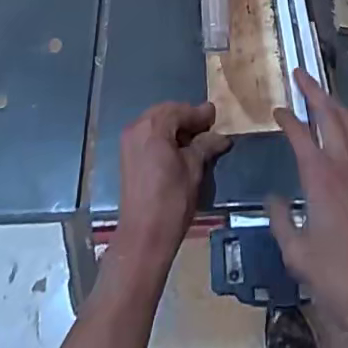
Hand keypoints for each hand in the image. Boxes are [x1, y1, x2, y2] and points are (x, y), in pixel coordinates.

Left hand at [114, 100, 230, 266]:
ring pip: (155, 122)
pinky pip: (147, 134)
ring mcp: (128, 141)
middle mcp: (137, 127)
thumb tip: (220, 137)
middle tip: (206, 127)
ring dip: (174, 126)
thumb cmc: (172, 201)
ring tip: (194, 138)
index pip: (180, 111)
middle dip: (185, 117)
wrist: (143, 236)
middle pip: (165, 112)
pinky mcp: (126, 155)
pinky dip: (162, 135)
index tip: (215, 115)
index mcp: (153, 127)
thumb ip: (205, 146)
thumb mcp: (193, 170)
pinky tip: (177, 148)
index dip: (199, 114)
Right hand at [268, 71, 347, 347]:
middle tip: (301, 74)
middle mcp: (346, 167)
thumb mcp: (296, 253)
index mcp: (321, 178)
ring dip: (336, 105)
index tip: (277, 109)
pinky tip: (346, 135)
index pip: (301, 134)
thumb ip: (281, 221)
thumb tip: (274, 199)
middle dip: (315, 91)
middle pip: (332, 115)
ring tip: (322, 94)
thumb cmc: (338, 277)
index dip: (288, 118)